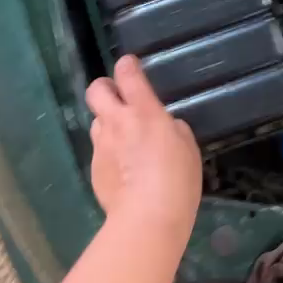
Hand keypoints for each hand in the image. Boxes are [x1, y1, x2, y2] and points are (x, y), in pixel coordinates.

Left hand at [85, 55, 202, 236]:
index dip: (127, 65)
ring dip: (108, 124)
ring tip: (123, 140)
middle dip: (104, 88)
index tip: (130, 65)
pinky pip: (99, 151)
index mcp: (144, 112)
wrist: (147, 216)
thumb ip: (173, 130)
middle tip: (117, 97)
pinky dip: (109, 154)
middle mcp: (117, 122)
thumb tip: (164, 127)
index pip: (128, 74)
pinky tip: (123, 170)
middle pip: (96, 90)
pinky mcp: (93, 168)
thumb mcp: (188, 148)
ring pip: (96, 121)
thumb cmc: (177, 180)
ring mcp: (101, 145)